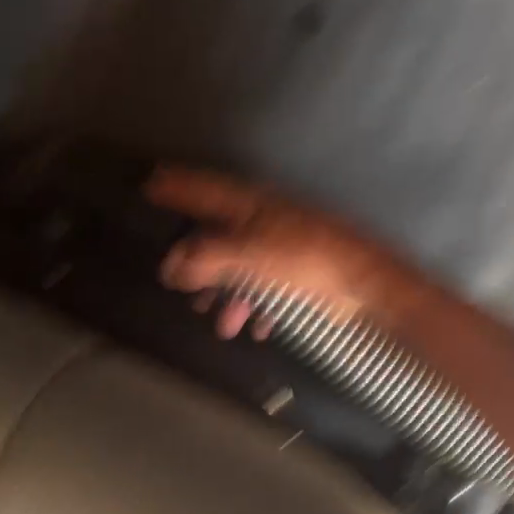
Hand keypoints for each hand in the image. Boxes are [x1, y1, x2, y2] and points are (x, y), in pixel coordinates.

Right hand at [146, 166, 434, 338]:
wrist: (363, 280)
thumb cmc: (303, 259)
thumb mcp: (247, 256)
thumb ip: (205, 259)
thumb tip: (170, 266)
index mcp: (248, 205)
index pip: (202, 188)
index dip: (175, 186)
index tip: (150, 185)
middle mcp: (263, 219)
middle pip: (219, 234)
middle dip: (199, 263)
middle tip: (179, 285)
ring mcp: (283, 246)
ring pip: (243, 267)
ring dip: (229, 295)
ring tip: (221, 323)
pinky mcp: (301, 273)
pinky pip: (269, 288)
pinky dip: (259, 307)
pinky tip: (256, 328)